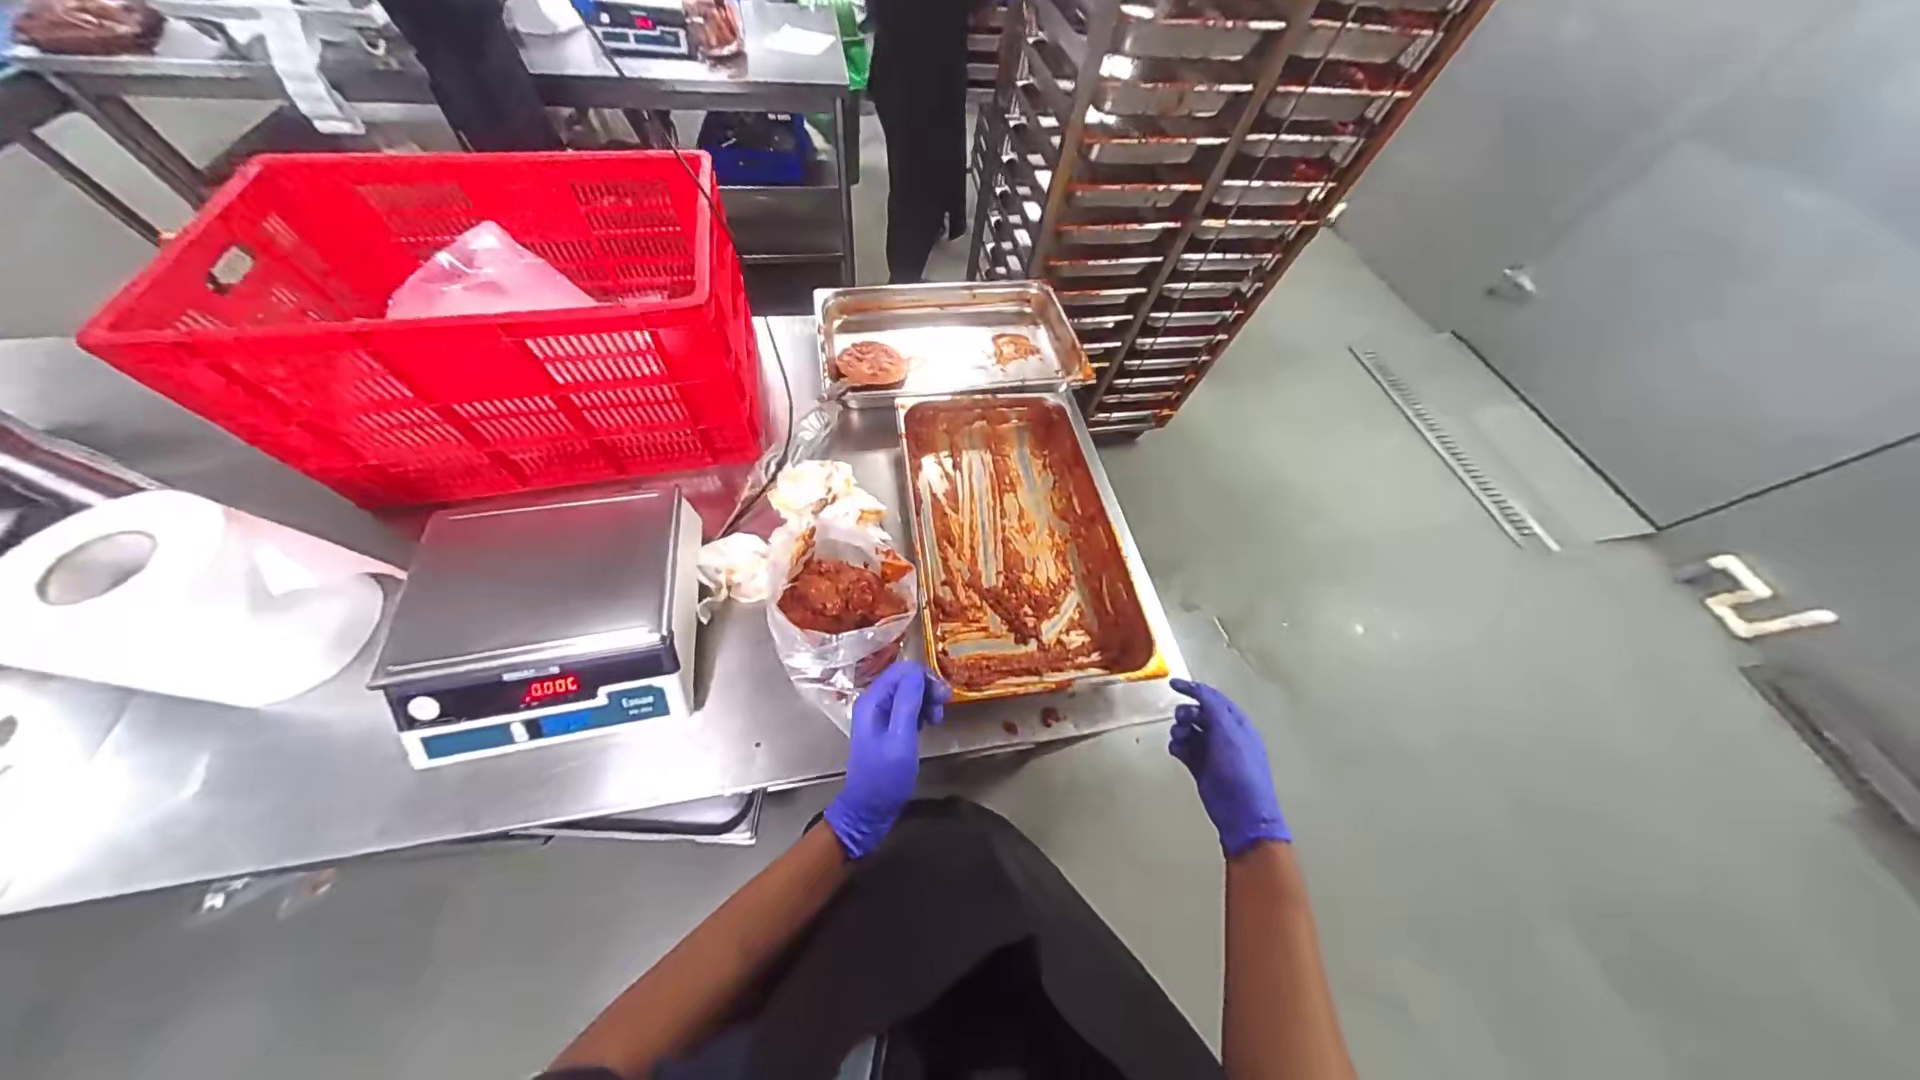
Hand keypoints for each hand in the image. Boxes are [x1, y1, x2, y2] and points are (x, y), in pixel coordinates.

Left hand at [824, 661, 950, 858]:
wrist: (868, 810)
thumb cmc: (885, 776)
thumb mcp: (901, 739)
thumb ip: (908, 703)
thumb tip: (918, 673)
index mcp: (872, 701)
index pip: (902, 671)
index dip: (925, 678)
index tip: (944, 697)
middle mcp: (873, 703)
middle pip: (905, 680)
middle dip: (927, 689)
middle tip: (944, 708)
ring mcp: (879, 716)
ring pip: (908, 693)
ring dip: (926, 701)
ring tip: (937, 720)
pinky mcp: (886, 728)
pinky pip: (906, 708)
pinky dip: (920, 712)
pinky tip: (928, 725)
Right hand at [1168, 678, 1288, 856]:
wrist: (1242, 812)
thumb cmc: (1239, 769)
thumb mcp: (1228, 733)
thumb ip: (1213, 708)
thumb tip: (1198, 690)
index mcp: (1237, 724)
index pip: (1214, 698)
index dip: (1194, 689)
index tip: (1172, 684)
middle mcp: (1224, 735)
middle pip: (1199, 713)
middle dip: (1186, 713)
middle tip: (1180, 720)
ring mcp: (1212, 752)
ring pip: (1190, 730)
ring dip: (1180, 730)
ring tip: (1178, 738)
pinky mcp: (1200, 767)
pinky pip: (1184, 749)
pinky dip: (1177, 746)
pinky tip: (1176, 751)